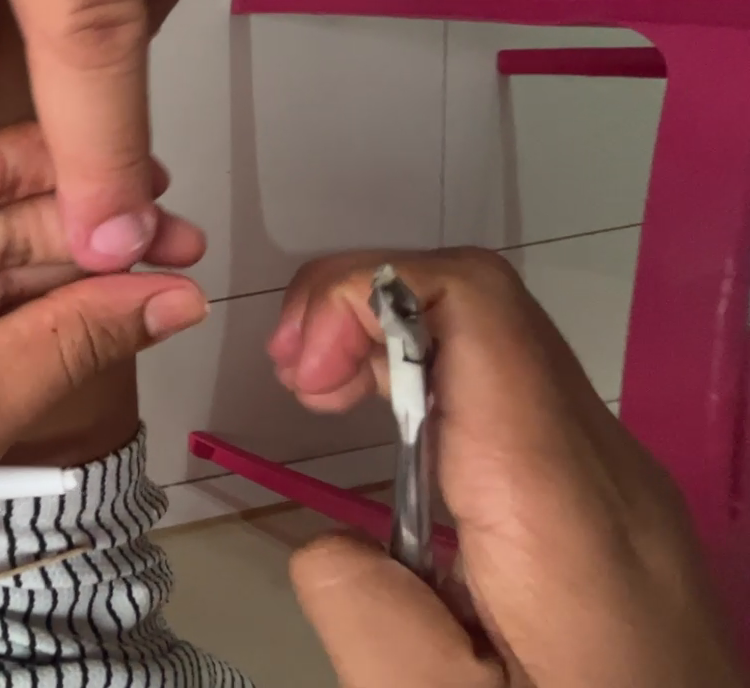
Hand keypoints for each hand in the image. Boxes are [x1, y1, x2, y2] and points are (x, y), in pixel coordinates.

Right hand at [268, 250, 741, 687]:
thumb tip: (332, 537)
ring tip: (315, 391)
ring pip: (481, 321)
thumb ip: (356, 602)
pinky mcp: (588, 477)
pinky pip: (491, 367)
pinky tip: (369, 415)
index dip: (363, 294)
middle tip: (294, 379)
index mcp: (555, 492)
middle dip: (351, 306)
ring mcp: (602, 460)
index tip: (301, 375)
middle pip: (474, 294)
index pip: (476, 303)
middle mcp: (596, 453)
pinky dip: (405, 361)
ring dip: (373, 330)